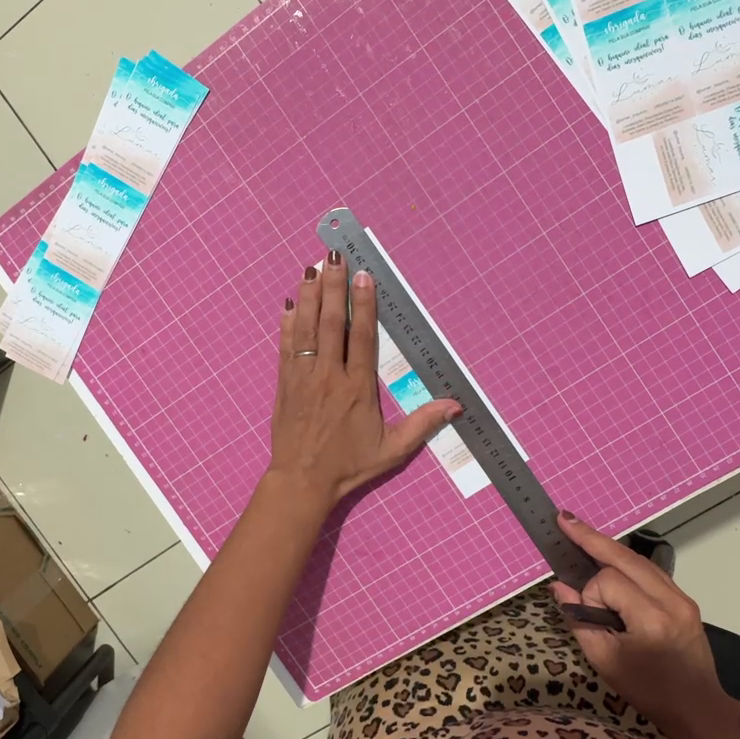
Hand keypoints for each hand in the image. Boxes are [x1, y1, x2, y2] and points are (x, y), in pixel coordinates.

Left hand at [267, 250, 459, 503]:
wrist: (302, 481)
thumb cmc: (348, 466)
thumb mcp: (391, 450)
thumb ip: (421, 424)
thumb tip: (455, 405)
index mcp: (357, 388)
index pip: (362, 337)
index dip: (364, 304)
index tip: (364, 275)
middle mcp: (329, 376)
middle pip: (332, 323)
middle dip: (334, 288)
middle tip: (334, 258)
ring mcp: (303, 377)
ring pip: (306, 329)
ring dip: (310, 297)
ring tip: (312, 268)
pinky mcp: (284, 383)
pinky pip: (285, 347)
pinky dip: (287, 323)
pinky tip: (290, 303)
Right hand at [551, 512, 729, 730]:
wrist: (697, 708)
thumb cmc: (648, 690)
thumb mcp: (604, 662)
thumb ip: (578, 620)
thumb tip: (560, 587)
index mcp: (652, 618)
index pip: (608, 582)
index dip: (590, 594)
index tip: (589, 616)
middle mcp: (671, 600)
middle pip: (625, 557)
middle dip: (592, 538)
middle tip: (564, 519)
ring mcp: (682, 597)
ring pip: (638, 559)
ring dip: (608, 548)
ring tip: (580, 534)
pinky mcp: (684, 600)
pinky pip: (649, 571)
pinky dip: (625, 561)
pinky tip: (608, 556)